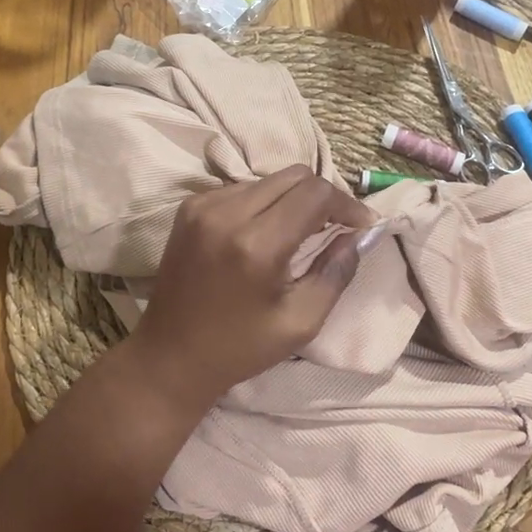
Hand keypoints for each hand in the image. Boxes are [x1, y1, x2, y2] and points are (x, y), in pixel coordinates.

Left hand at [129, 165, 376, 407]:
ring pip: (268, 179)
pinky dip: (264, 202)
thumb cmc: (240, 348)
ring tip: (304, 229)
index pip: (316, 194)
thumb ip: (337, 272)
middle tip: (337, 226)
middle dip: (323, 197)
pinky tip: (266, 232)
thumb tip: (360, 234)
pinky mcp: (189, 207)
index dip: (347, 204)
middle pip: (294, 176)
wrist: (170, 356)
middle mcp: (227, 213)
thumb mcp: (301, 322)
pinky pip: (241, 188)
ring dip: (293, 198)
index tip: (361, 226)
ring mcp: (203, 206)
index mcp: (257, 245)